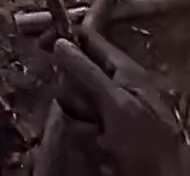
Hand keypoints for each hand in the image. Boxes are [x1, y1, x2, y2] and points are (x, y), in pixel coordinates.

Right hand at [51, 39, 189, 175]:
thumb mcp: (120, 108)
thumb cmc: (150, 152)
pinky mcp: (103, 133)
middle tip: (84, 109)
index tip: (40, 44)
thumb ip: (89, 72)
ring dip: (77, 112)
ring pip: (72, 95)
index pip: (88, 38)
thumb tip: (60, 41)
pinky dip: (79, 129)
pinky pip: (76, 119)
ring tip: (96, 133)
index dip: (63, 36)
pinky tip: (95, 144)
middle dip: (71, 87)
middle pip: (75, 69)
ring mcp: (110, 112)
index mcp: (127, 73)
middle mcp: (117, 88)